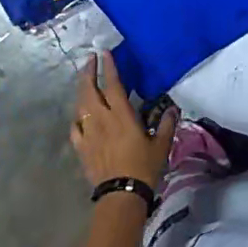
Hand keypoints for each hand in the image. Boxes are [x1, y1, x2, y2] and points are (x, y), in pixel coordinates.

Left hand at [69, 51, 177, 188]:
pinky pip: (74, 128)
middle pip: (90, 90)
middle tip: (90, 59)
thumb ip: (167, 124)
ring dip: (81, 90)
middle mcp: (101, 119)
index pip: (113, 84)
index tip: (104, 52)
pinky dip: (76, 118)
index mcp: (121, 115)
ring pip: (80, 105)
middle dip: (88, 72)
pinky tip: (79, 117)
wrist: (121, 193)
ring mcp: (88, 133)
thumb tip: (173, 109)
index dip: (109, 67)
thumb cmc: (144, 167)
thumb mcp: (161, 145)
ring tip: (84, 81)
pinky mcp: (81, 147)